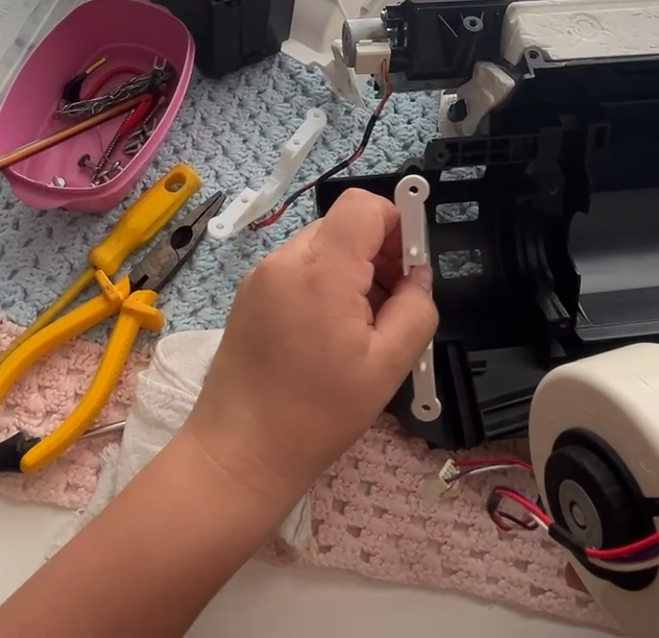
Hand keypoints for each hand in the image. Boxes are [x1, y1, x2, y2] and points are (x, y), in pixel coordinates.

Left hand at [180, 188, 437, 509]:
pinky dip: (324, 286)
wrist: (239, 452)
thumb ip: (416, 309)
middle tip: (391, 308)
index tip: (409, 267)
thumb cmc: (317, 413)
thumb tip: (418, 276)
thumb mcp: (388, 366)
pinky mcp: (249, 296)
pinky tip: (327, 336)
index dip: (396, 223)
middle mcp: (285, 260)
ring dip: (352, 274)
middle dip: (378, 255)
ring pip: (323, 248)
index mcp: (322, 269)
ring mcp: (261, 276)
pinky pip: (299, 270)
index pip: (364, 205)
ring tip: (359, 330)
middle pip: (345, 226)